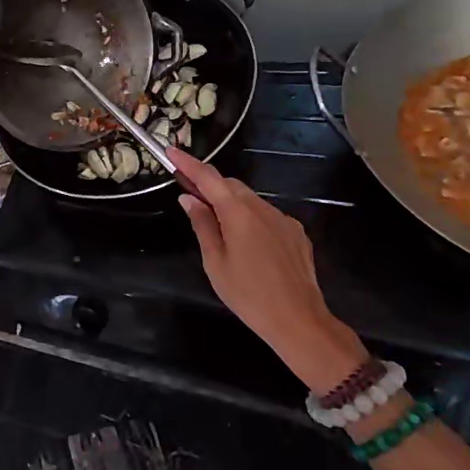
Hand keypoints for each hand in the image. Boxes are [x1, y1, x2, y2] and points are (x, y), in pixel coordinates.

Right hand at [170, 149, 367, 393]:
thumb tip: (189, 199)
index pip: (208, 178)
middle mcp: (262, 207)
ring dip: (231, 204)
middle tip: (189, 196)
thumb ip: (202, 225)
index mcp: (238, 213)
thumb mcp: (215, 263)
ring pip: (250, 200)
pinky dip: (251, 219)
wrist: (298, 319)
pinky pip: (267, 216)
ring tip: (217, 226)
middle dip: (209, 185)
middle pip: (231, 186)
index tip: (171, 150)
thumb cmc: (248, 295)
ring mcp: (283, 218)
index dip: (188, 163)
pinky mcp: (296, 232)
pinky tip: (248, 245)